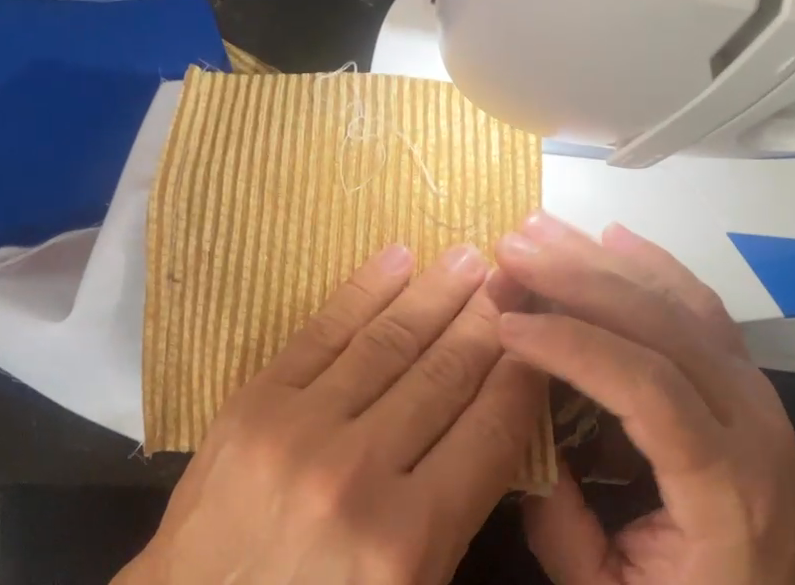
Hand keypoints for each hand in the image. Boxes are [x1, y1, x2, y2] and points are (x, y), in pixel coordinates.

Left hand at [117, 242, 546, 584]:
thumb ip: (455, 510)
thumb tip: (493, 414)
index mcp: (408, 537)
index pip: (488, 431)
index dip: (520, 374)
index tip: (540, 332)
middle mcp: (359, 472)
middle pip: (442, 375)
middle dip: (486, 321)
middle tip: (513, 277)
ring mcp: (300, 428)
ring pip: (388, 343)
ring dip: (434, 294)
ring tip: (469, 257)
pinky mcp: (254, 401)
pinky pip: (320, 332)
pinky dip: (363, 291)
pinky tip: (396, 259)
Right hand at [494, 213, 794, 584]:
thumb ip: (561, 528)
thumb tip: (512, 436)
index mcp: (727, 491)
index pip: (649, 389)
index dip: (574, 346)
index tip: (506, 323)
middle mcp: (752, 422)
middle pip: (664, 326)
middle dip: (580, 279)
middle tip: (511, 251)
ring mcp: (756, 389)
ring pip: (680, 301)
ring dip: (604, 260)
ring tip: (540, 230)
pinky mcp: (748, 375)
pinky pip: (700, 304)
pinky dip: (651, 264)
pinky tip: (611, 236)